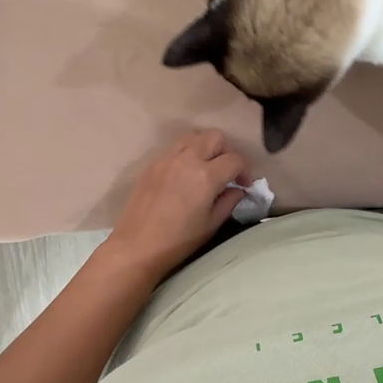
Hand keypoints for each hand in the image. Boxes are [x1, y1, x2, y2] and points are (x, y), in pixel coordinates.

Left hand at [103, 130, 248, 277]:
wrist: (137, 246)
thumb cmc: (178, 241)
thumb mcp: (211, 224)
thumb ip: (229, 201)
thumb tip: (237, 190)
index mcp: (206, 175)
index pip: (235, 159)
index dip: (245, 170)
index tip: (243, 185)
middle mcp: (187, 159)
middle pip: (215, 137)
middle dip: (226, 151)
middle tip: (226, 172)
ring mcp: (167, 158)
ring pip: (193, 137)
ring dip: (205, 148)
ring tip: (206, 170)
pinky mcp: (152, 164)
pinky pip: (175, 149)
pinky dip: (186, 155)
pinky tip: (184, 177)